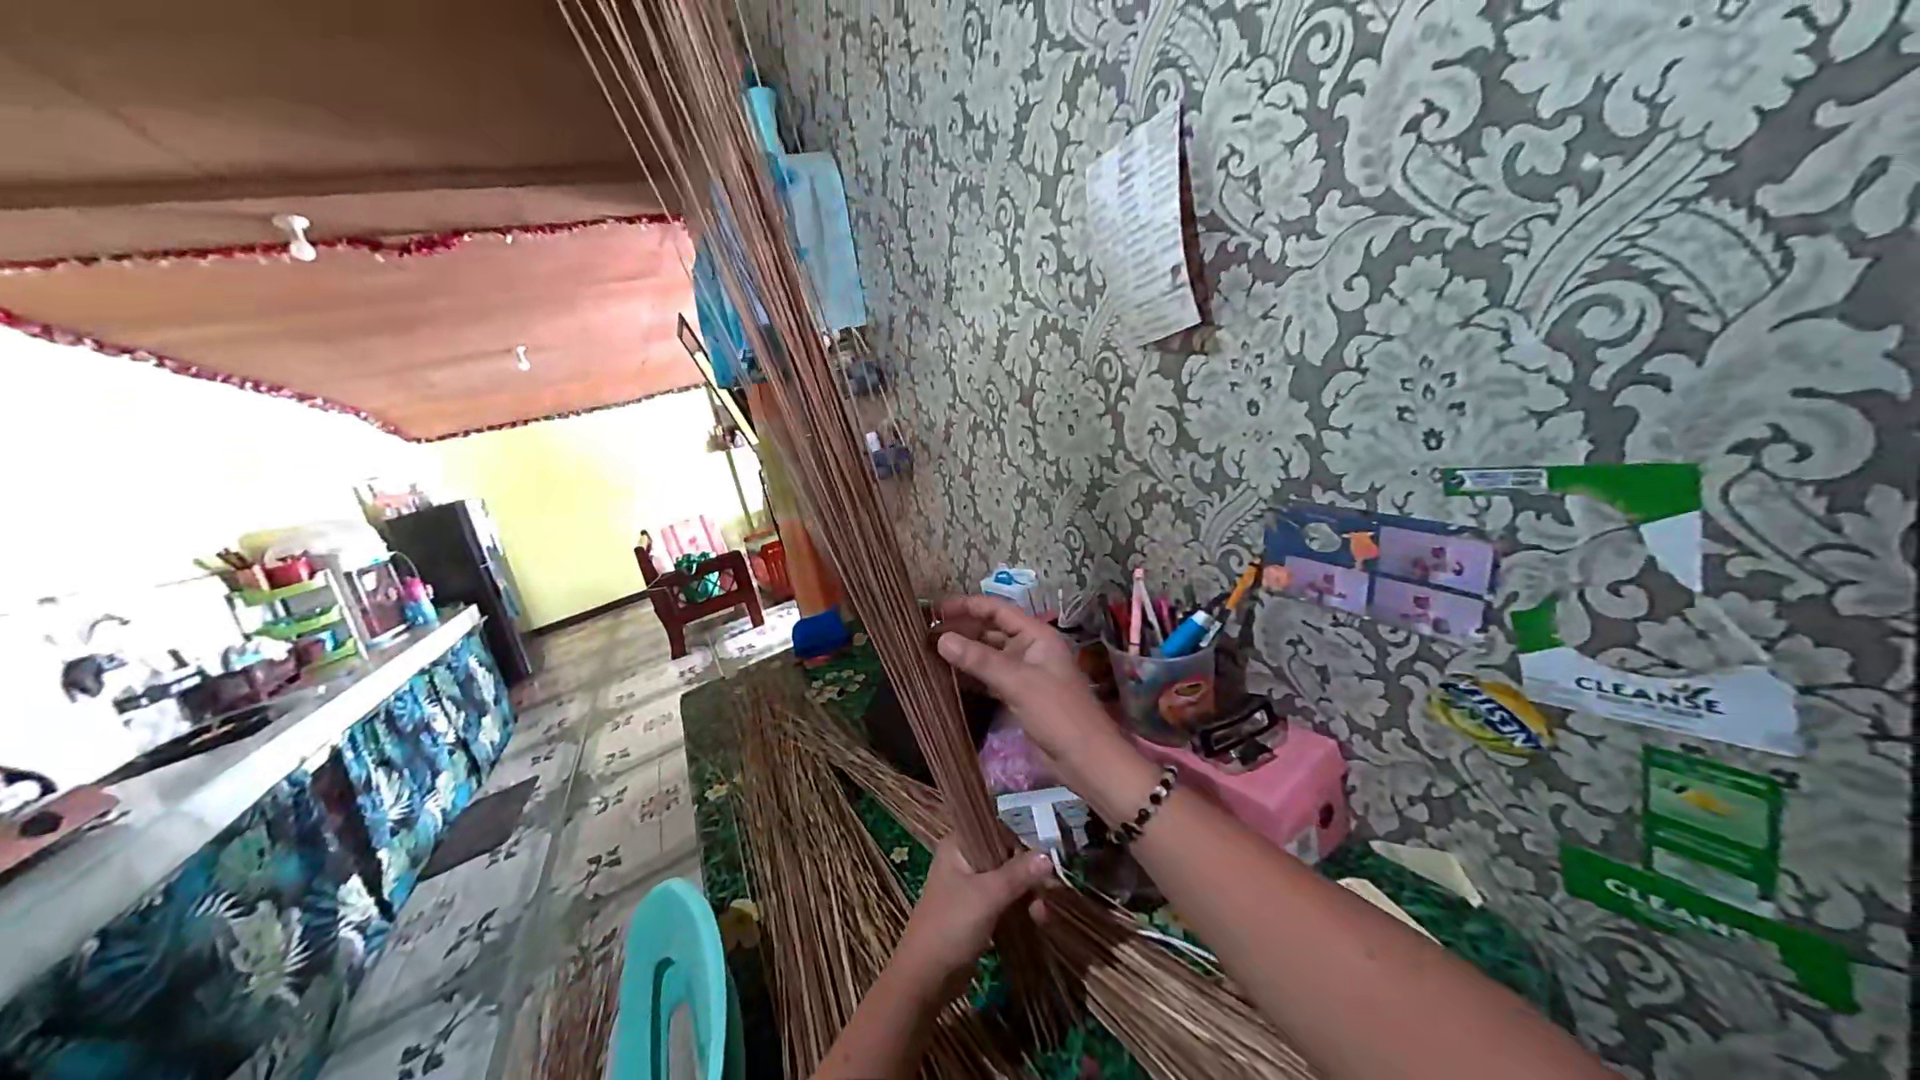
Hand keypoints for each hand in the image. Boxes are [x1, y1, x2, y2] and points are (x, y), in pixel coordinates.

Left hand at [893, 838, 1054, 994]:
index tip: (1043, 865)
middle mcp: (963, 860)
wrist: (925, 978)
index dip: (1021, 845)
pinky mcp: (976, 911)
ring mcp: (969, 887)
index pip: (997, 831)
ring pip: (1007, 881)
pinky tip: (1036, 921)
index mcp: (958, 846)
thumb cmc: (951, 926)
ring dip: (1027, 895)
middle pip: (1005, 857)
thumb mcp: (987, 896)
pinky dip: (1019, 908)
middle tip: (1046, 897)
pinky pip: (1004, 901)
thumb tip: (1049, 855)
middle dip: (1029, 877)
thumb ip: (1018, 874)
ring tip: (1042, 917)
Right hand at [933, 595, 1123, 771]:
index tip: (937, 609)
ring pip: (989, 655)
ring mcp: (1025, 673)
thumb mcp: (1017, 682)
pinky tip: (949, 676)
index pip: (998, 609)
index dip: (969, 605)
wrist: (1085, 758)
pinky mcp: (1019, 695)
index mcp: (1037, 636)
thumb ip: (979, 660)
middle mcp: (1030, 649)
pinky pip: (990, 677)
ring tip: (931, 652)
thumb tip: (941, 639)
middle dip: (963, 629)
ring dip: (965, 652)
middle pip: (992, 630)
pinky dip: (972, 675)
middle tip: (927, 634)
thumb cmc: (1057, 712)